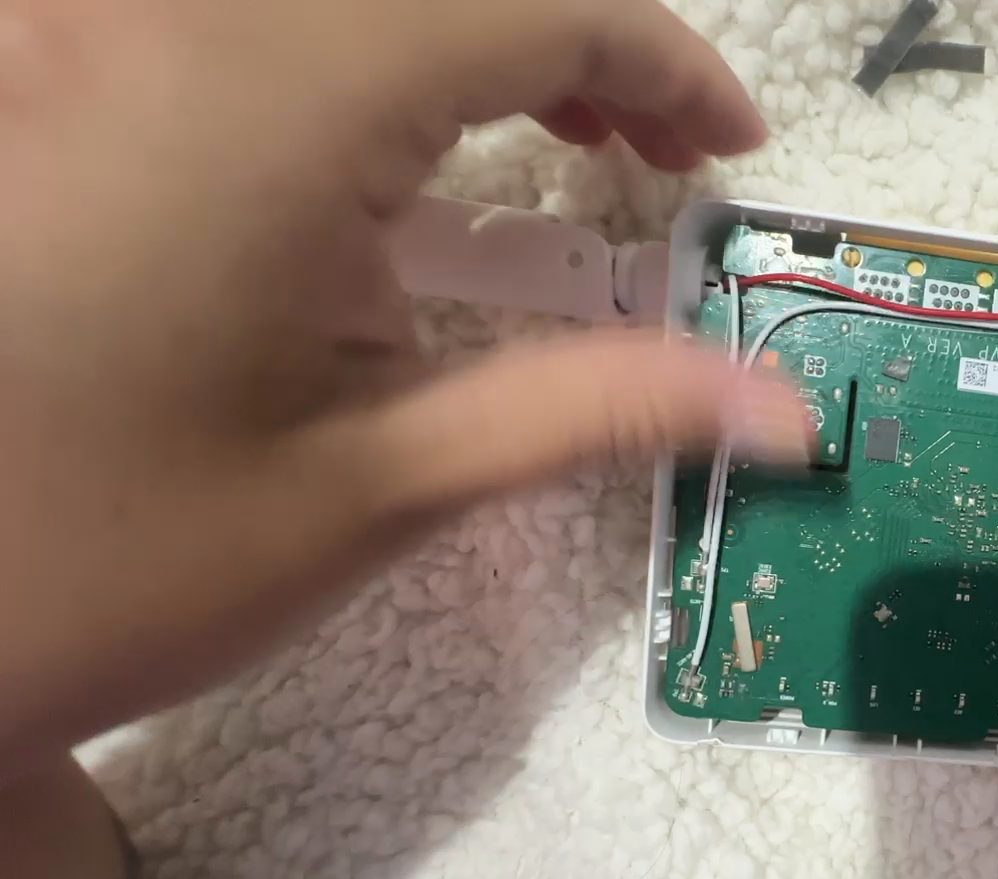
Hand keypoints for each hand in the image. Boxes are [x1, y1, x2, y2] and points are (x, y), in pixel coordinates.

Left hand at [0, 0, 808, 773]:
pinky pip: (266, 24)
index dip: (663, 64)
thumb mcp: (391, 486)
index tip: (736, 147)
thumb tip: (782, 414)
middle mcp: (136, 17)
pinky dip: (393, 55)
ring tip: (576, 134)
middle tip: (662, 154)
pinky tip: (423, 136)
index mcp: (245, 108)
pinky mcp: (48, 67)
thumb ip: (602, 412)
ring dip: (495, 38)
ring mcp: (71, 30)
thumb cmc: (105, 562)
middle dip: (591, 41)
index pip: (523, 7)